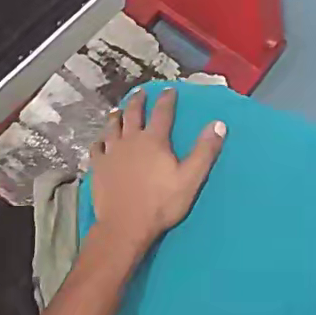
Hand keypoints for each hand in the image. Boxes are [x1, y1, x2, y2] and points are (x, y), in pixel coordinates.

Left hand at [89, 87, 224, 251]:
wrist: (125, 224)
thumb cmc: (161, 203)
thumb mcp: (190, 178)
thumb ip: (204, 151)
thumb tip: (218, 124)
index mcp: (154, 140)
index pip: (162, 113)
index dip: (166, 99)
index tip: (169, 89)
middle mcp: (130, 140)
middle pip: (133, 114)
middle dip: (138, 101)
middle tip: (141, 92)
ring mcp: (111, 152)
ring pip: (112, 127)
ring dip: (116, 116)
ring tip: (118, 110)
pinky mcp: (98, 166)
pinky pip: (97, 148)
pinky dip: (100, 141)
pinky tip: (101, 141)